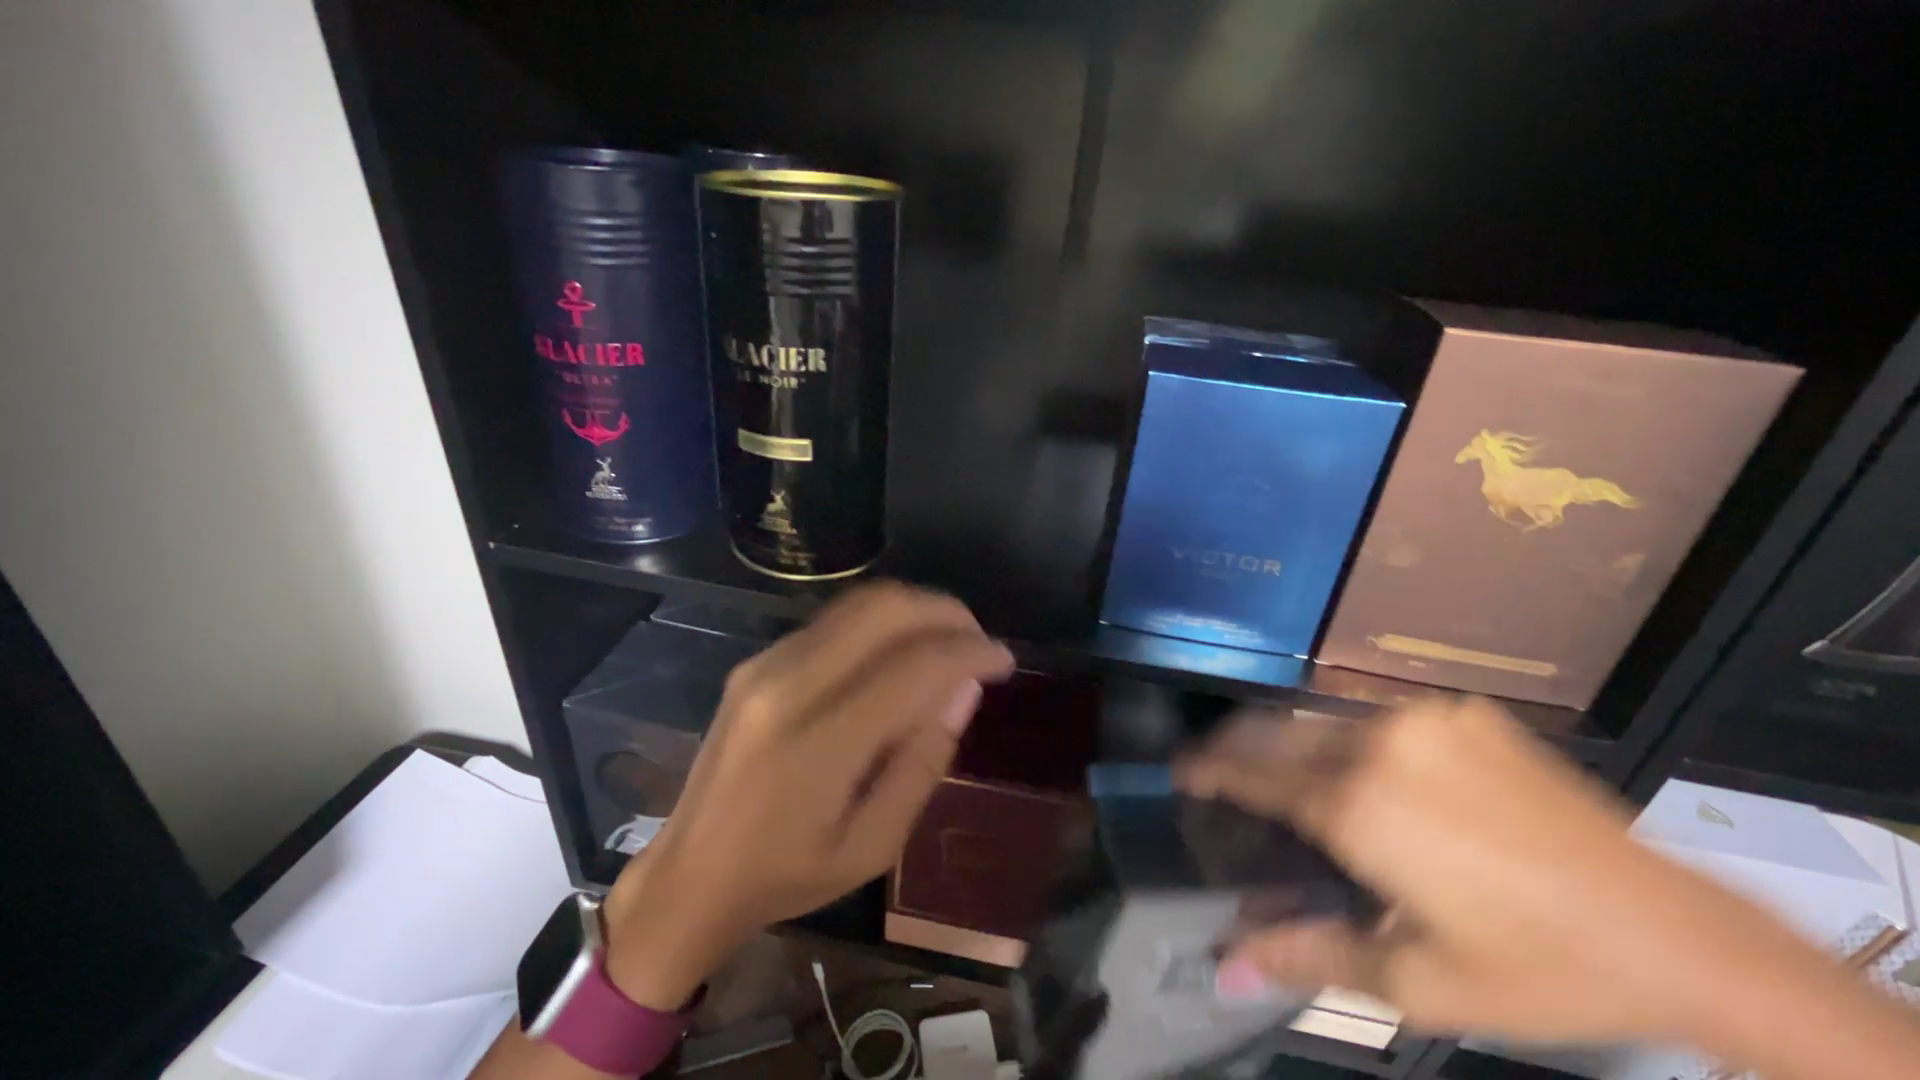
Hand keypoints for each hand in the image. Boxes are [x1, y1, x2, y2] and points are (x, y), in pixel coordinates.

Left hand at [599, 583, 1014, 1009]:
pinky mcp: (755, 662)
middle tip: (982, 643)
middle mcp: (787, 684)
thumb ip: (922, 763)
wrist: (691, 873)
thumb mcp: (873, 845)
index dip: (971, 652)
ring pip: (858, 604)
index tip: (1006, 661)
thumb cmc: (788, 875)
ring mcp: (765, 665)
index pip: (914, 666)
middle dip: (947, 613)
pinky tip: (902, 654)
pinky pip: (833, 621)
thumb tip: (965, 689)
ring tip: (951, 643)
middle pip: (885, 610)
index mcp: (817, 742)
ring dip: (915, 611)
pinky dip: (881, 623)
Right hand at [1176, 697, 1825, 1044]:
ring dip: (1298, 747)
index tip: (1179, 774)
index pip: (1254, 772)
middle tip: (1223, 782)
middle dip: (1242, 751)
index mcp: (1360, 805)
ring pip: (1330, 721)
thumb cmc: (1535, 967)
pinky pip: (1382, 720)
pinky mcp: (1470, 716)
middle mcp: (1383, 742)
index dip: (1209, 771)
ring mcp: (1430, 720)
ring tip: (1292, 786)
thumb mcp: (1414, 980)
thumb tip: (1223, 965)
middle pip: (1281, 732)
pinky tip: (1372, 779)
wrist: (1675, 931)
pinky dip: (1353, 741)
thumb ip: (1306, 956)